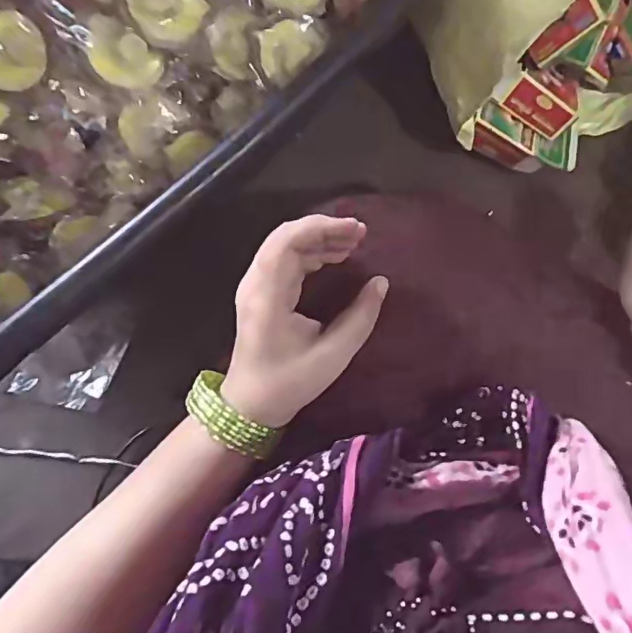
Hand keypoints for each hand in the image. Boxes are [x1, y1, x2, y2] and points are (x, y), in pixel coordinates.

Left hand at [220, 215, 388, 426]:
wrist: (252, 404)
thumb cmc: (289, 383)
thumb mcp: (333, 356)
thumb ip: (360, 318)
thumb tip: (380, 283)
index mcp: (267, 296)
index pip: (287, 242)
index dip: (322, 228)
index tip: (356, 230)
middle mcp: (256, 284)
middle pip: (285, 237)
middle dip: (324, 229)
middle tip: (360, 233)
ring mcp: (255, 287)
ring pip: (285, 245)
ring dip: (318, 239)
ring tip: (353, 243)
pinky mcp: (261, 293)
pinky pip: (284, 259)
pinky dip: (310, 252)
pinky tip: (335, 257)